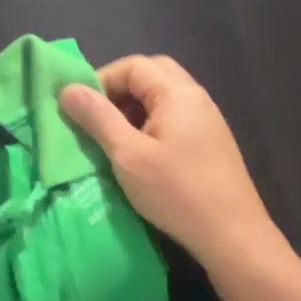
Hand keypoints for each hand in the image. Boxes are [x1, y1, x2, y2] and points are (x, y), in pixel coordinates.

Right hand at [59, 55, 283, 264]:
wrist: (231, 234)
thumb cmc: (176, 192)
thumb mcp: (128, 155)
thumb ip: (98, 118)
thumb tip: (68, 88)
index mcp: (178, 93)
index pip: (133, 66)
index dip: (101, 80)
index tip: (79, 109)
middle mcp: (196, 98)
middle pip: (151, 75)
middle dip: (118, 91)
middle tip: (96, 118)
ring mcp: (206, 121)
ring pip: (163, 98)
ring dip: (133, 110)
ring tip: (112, 139)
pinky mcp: (209, 143)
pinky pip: (173, 119)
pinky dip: (149, 126)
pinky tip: (138, 155)